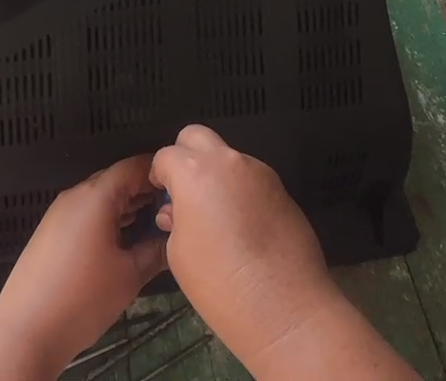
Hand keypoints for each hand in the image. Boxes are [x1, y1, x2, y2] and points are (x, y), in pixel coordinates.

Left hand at [0, 155, 165, 380]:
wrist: (27, 329)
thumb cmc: (82, 297)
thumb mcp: (129, 275)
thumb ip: (155, 252)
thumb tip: (172, 240)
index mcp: (96, 196)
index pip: (132, 166)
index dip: (158, 170)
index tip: (180, 181)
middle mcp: (75, 196)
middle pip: (115, 179)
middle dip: (143, 188)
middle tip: (170, 203)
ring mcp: (59, 214)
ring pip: (99, 198)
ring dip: (125, 205)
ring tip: (151, 219)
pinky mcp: (50, 233)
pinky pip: (84, 214)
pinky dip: (106, 218)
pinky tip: (121, 237)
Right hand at [149, 125, 340, 368]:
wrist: (286, 310)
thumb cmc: (221, 285)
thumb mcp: (178, 254)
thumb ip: (174, 220)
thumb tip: (176, 211)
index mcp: (195, 172)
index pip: (166, 154)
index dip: (158, 175)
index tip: (160, 196)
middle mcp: (228, 161)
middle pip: (197, 136)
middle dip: (185, 156)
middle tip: (185, 192)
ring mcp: (259, 172)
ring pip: (227, 158)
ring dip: (216, 176)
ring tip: (218, 219)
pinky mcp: (282, 189)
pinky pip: (250, 179)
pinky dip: (240, 191)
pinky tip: (244, 228)